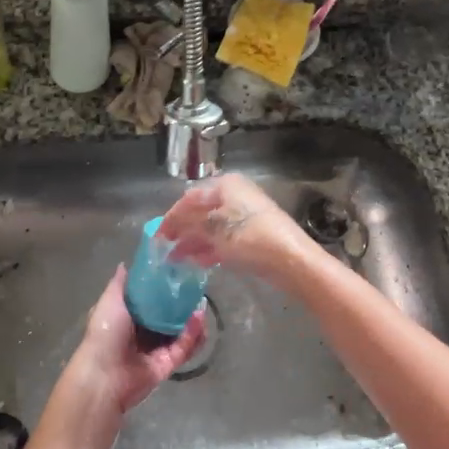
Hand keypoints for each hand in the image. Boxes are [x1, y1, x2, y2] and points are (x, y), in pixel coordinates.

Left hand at [61, 265, 206, 415]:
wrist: (103, 375)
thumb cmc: (104, 332)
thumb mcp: (110, 301)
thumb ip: (120, 284)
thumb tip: (124, 264)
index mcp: (129, 317)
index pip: (150, 300)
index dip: (163, 288)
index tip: (178, 273)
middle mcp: (143, 333)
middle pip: (168, 316)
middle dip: (183, 305)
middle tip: (197, 290)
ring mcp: (156, 350)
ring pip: (180, 333)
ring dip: (192, 321)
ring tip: (202, 306)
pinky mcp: (167, 365)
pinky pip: (183, 348)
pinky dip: (192, 335)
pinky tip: (199, 320)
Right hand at [157, 173, 319, 283]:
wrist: (291, 260)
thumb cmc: (250, 237)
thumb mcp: (215, 229)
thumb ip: (191, 225)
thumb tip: (172, 226)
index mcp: (226, 185)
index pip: (190, 198)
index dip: (172, 217)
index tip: (157, 237)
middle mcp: (234, 196)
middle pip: (200, 212)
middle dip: (181, 230)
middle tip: (164, 249)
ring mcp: (244, 216)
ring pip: (211, 227)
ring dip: (193, 242)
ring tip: (175, 259)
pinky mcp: (251, 236)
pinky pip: (223, 239)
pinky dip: (208, 249)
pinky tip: (195, 262)